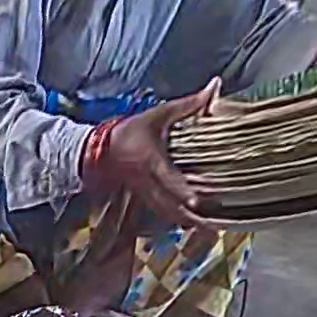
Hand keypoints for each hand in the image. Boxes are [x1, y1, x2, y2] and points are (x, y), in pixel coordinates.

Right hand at [87, 77, 219, 227]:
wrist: (101, 152)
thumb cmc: (131, 131)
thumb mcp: (159, 114)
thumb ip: (189, 104)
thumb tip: (215, 86)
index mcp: (152, 162)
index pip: (168, 180)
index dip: (181, 192)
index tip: (195, 203)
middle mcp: (148, 183)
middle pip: (170, 206)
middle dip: (190, 218)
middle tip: (211, 228)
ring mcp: (146, 194)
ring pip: (167, 213)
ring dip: (185, 222)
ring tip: (206, 230)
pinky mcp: (145, 198)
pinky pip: (163, 211)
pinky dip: (177, 218)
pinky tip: (191, 224)